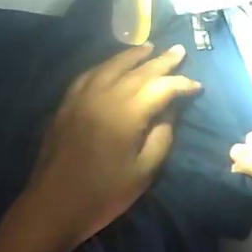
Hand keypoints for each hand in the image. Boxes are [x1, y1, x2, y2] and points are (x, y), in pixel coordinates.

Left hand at [21, 44, 201, 249]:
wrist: (53, 204)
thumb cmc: (104, 194)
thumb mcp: (144, 171)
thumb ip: (161, 137)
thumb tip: (170, 111)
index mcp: (126, 112)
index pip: (161, 87)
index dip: (181, 84)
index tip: (197, 86)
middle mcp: (104, 95)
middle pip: (137, 71)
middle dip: (160, 61)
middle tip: (178, 50)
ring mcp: (81, 97)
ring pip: (110, 66)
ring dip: (132, 56)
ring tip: (148, 48)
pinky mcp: (66, 104)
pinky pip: (89, 75)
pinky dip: (105, 66)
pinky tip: (111, 66)